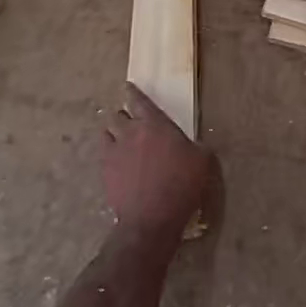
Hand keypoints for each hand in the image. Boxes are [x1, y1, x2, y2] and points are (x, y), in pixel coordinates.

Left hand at [101, 83, 212, 236]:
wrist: (151, 219)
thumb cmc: (181, 185)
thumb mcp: (202, 161)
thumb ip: (196, 147)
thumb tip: (195, 146)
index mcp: (154, 123)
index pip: (138, 100)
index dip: (132, 92)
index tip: (127, 86)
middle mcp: (130, 132)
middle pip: (117, 115)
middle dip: (123, 116)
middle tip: (130, 122)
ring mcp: (115, 152)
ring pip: (106, 132)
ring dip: (112, 132)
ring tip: (119, 139)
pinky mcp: (105, 173)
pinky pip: (103, 155)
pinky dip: (109, 154)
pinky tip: (117, 163)